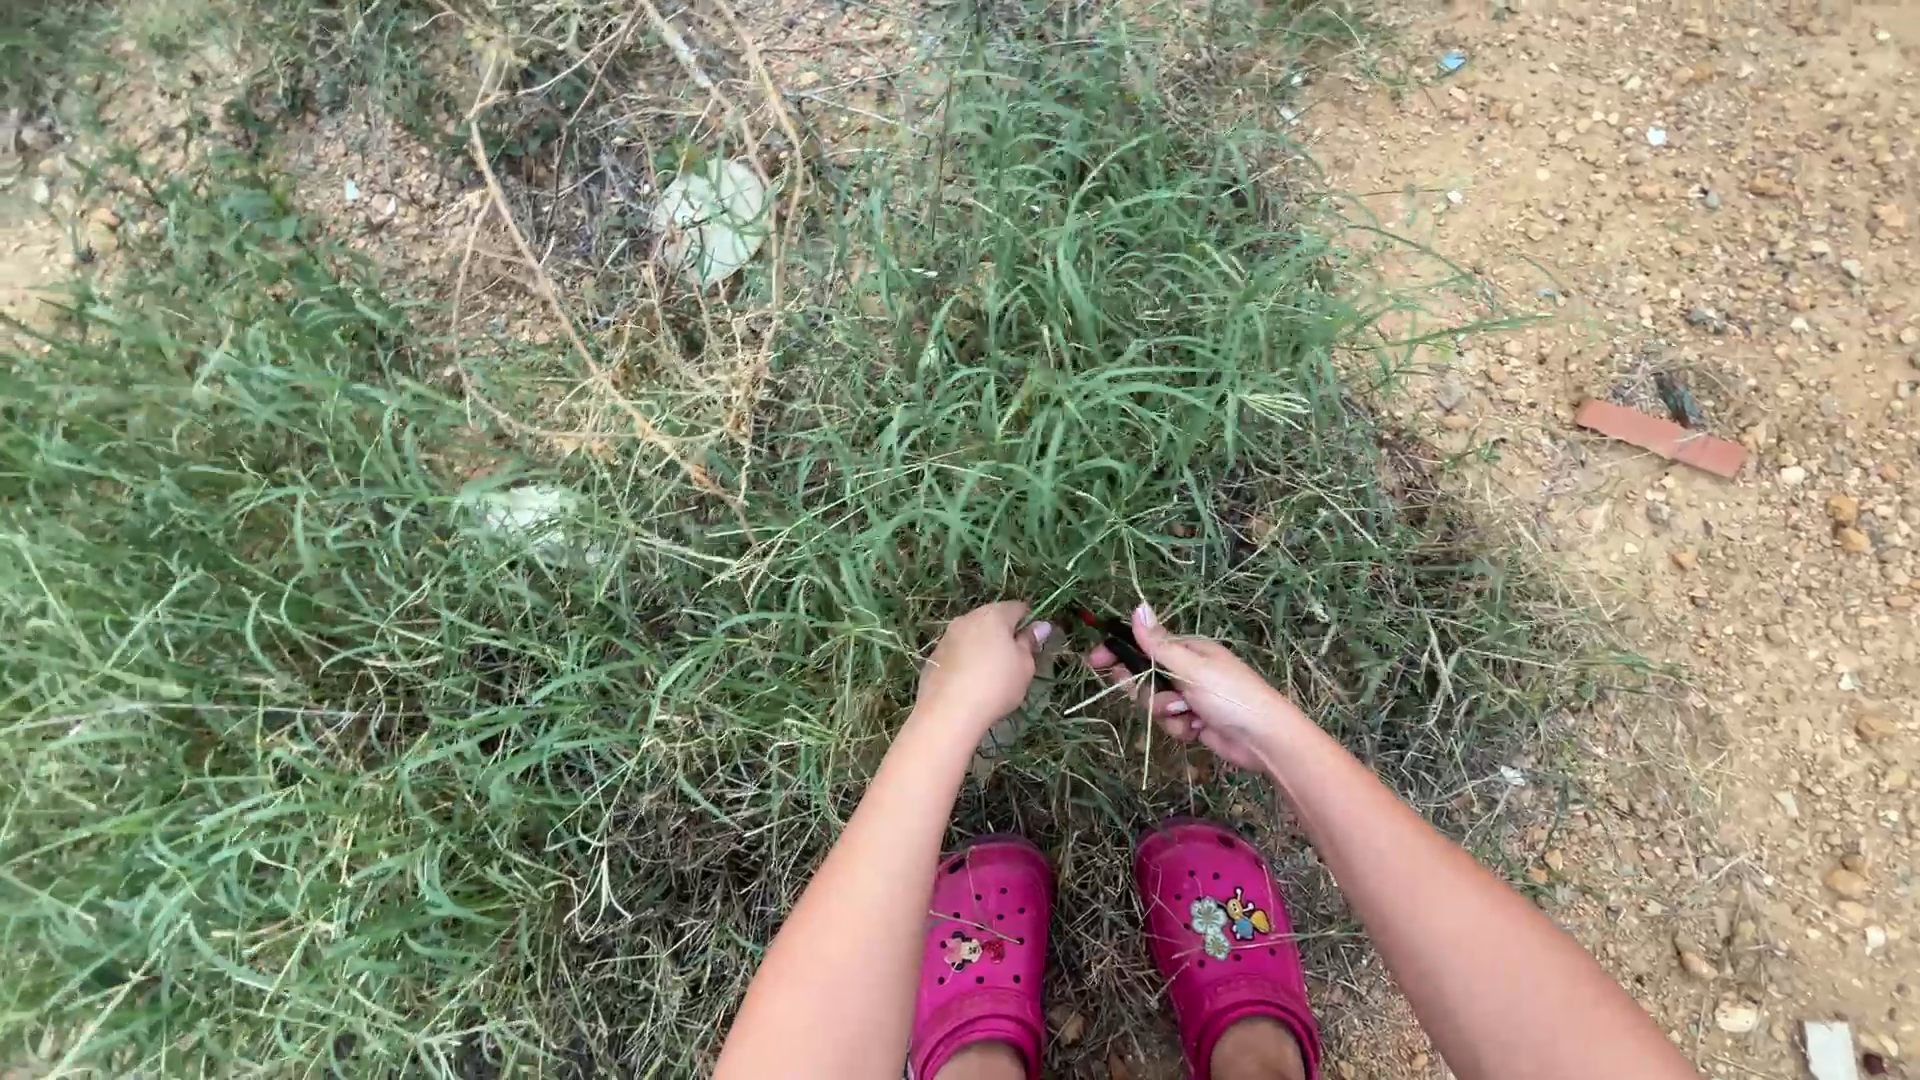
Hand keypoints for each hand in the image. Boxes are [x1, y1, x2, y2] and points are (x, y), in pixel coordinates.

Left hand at [914, 601, 1051, 735]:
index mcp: (993, 615)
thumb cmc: (996, 685)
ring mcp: (947, 636)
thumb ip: (1030, 643)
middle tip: (1013, 660)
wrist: (949, 711)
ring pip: (972, 634)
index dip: (1028, 623)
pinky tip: (969, 682)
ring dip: (983, 646)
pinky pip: (957, 651)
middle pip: (992, 619)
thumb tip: (1040, 626)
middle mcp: (967, 618)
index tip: (1032, 644)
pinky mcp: (934, 655)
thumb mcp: (1024, 666)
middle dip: (1004, 634)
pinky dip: (965, 660)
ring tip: (989, 674)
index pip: (1017, 608)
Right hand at [1087, 604, 1307, 770]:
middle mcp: (1186, 669)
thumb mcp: (1190, 667)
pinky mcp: (1193, 720)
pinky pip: (1169, 723)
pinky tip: (1198, 729)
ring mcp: (1189, 696)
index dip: (1117, 652)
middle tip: (1164, 699)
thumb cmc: (1230, 695)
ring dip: (1166, 713)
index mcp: (1187, 649)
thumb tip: (1138, 606)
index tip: (1094, 662)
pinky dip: (1180, 728)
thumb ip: (1158, 643)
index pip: (1142, 644)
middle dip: (1148, 692)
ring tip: (1189, 716)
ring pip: (1153, 702)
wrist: (1264, 740)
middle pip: (1143, 677)